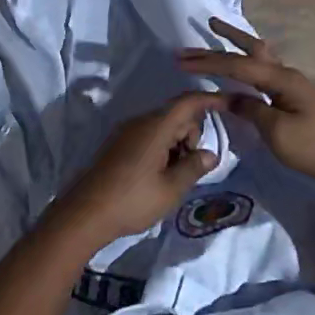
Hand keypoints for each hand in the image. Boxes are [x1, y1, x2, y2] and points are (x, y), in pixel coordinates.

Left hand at [50, 91, 225, 246]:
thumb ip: (193, 167)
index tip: (230, 104)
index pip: (187, 102)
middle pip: (176, 116)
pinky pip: (148, 137)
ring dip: (176, 145)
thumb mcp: (171, 189)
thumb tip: (209, 154)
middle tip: (190, 168)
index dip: (210, 100)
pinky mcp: (117, 145)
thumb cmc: (132, 200)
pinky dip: (161, 150)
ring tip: (173, 178)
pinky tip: (158, 176)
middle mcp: (139, 122)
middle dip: (191, 135)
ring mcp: (125, 133)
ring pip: (162, 128)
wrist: (84, 214)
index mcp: (154, 126)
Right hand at [180, 18, 314, 195]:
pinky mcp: (291, 96)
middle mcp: (285, 74)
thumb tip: (229, 97)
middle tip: (199, 30)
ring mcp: (290, 84)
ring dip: (236, 42)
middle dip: (223, 40)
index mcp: (281, 78)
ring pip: (258, 55)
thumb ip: (250, 108)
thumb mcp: (276, 131)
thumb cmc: (312, 148)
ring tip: (217, 29)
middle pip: (250, 49)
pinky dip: (245, 60)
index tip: (182, 61)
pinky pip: (262, 70)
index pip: (238, 65)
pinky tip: (239, 63)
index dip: (209, 62)